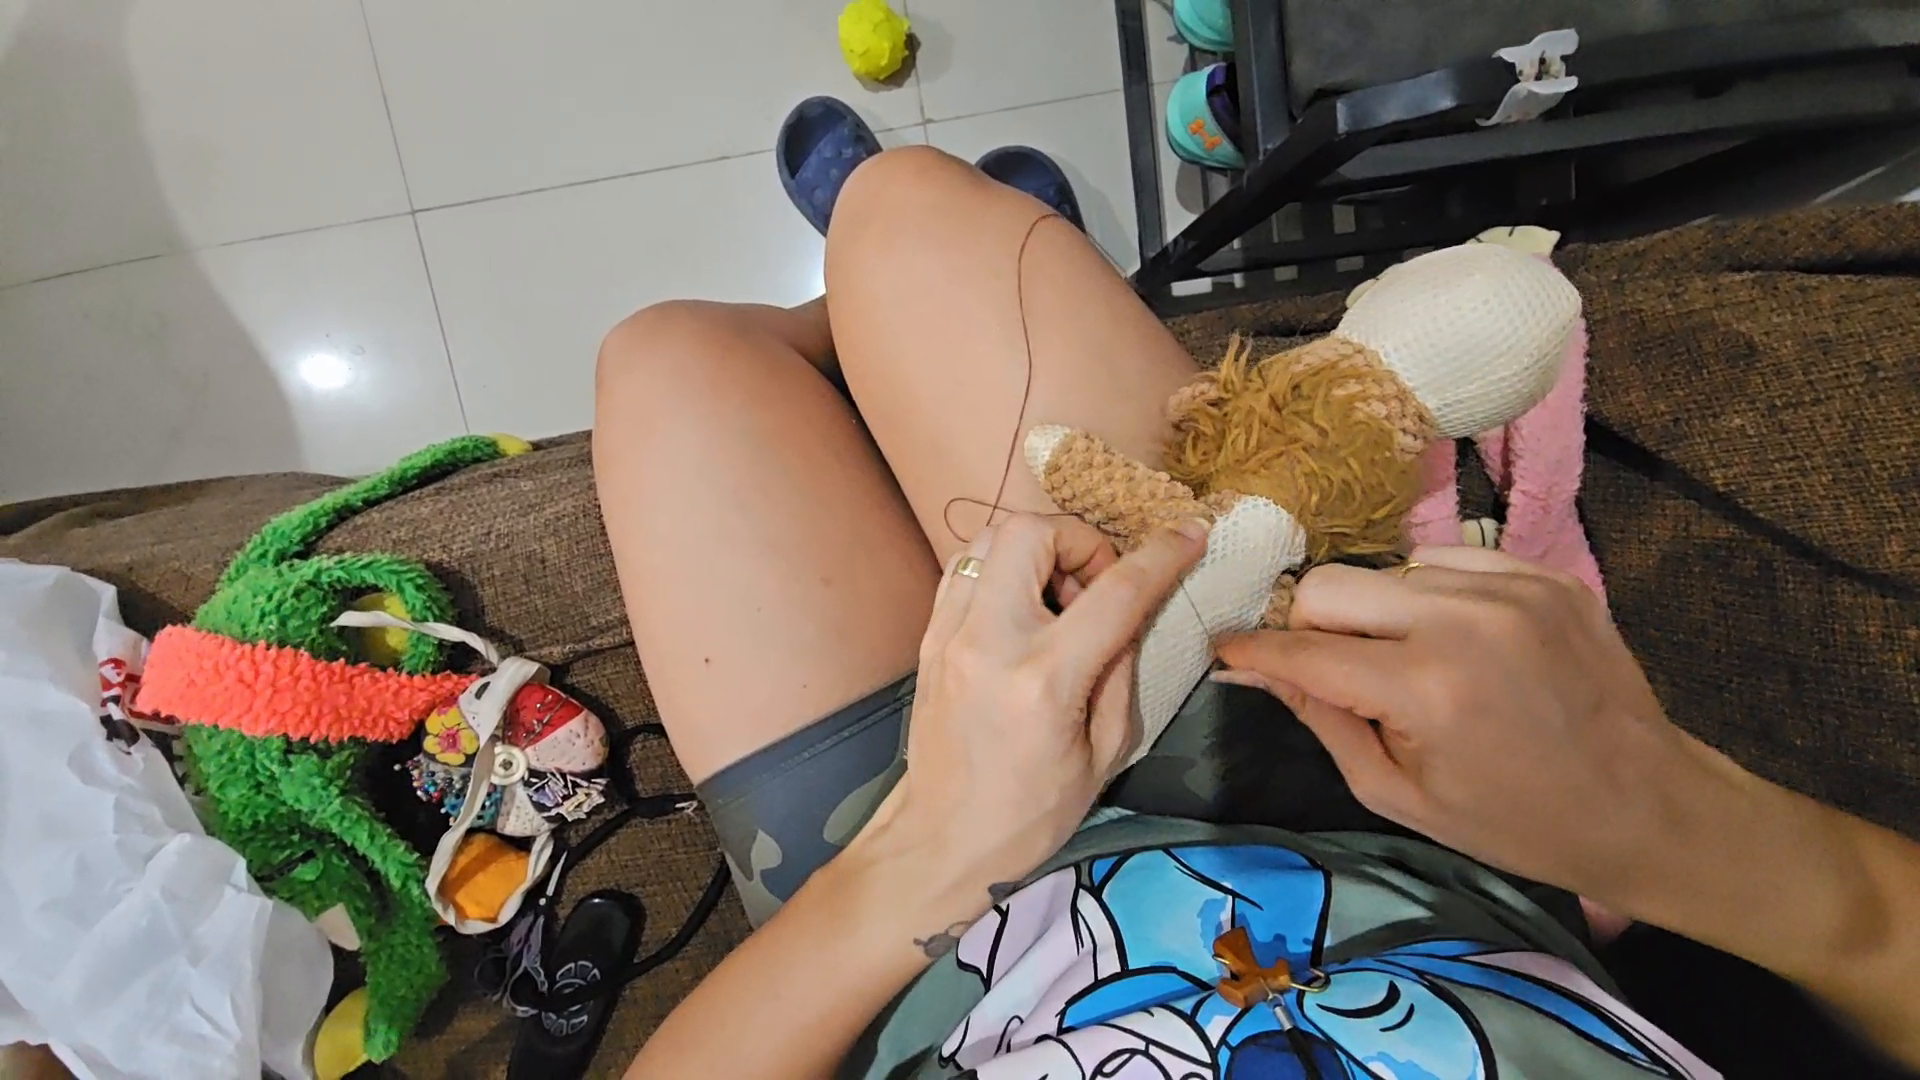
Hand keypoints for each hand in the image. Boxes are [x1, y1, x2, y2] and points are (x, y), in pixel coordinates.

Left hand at [856, 513, 1207, 933]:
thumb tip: (1129, 613)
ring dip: (1038, 550)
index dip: (1162, 555)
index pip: (1113, 593)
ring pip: (990, 537)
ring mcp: (947, 632)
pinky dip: (1003, 568)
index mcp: (1043, 678)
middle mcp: (987, 639)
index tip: (1190, 534)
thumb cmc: (1031, 811)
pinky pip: (966, 567)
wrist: (939, 838)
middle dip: (1079, 540)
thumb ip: (1122, 670)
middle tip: (1095, 587)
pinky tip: (1022, 610)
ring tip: (1057, 600)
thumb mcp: (1103, 751)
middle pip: (1030, 532)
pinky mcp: (928, 636)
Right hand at [1214, 545, 1755, 908]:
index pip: (1302, 648)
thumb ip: (1316, 715)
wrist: (1655, 810)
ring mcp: (1511, 587)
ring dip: (1372, 612)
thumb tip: (1249, 665)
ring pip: (1380, 569)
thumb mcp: (1392, 790)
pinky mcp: (1542, 573)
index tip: (1226, 647)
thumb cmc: (1510, 820)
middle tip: (1334, 667)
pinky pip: (1438, 560)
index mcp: (1425, 687)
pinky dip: (1424, 595)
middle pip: (1328, 583)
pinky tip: (1453, 637)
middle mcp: (1464, 620)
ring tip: (1404, 656)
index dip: (1252, 648)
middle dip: (1310, 625)